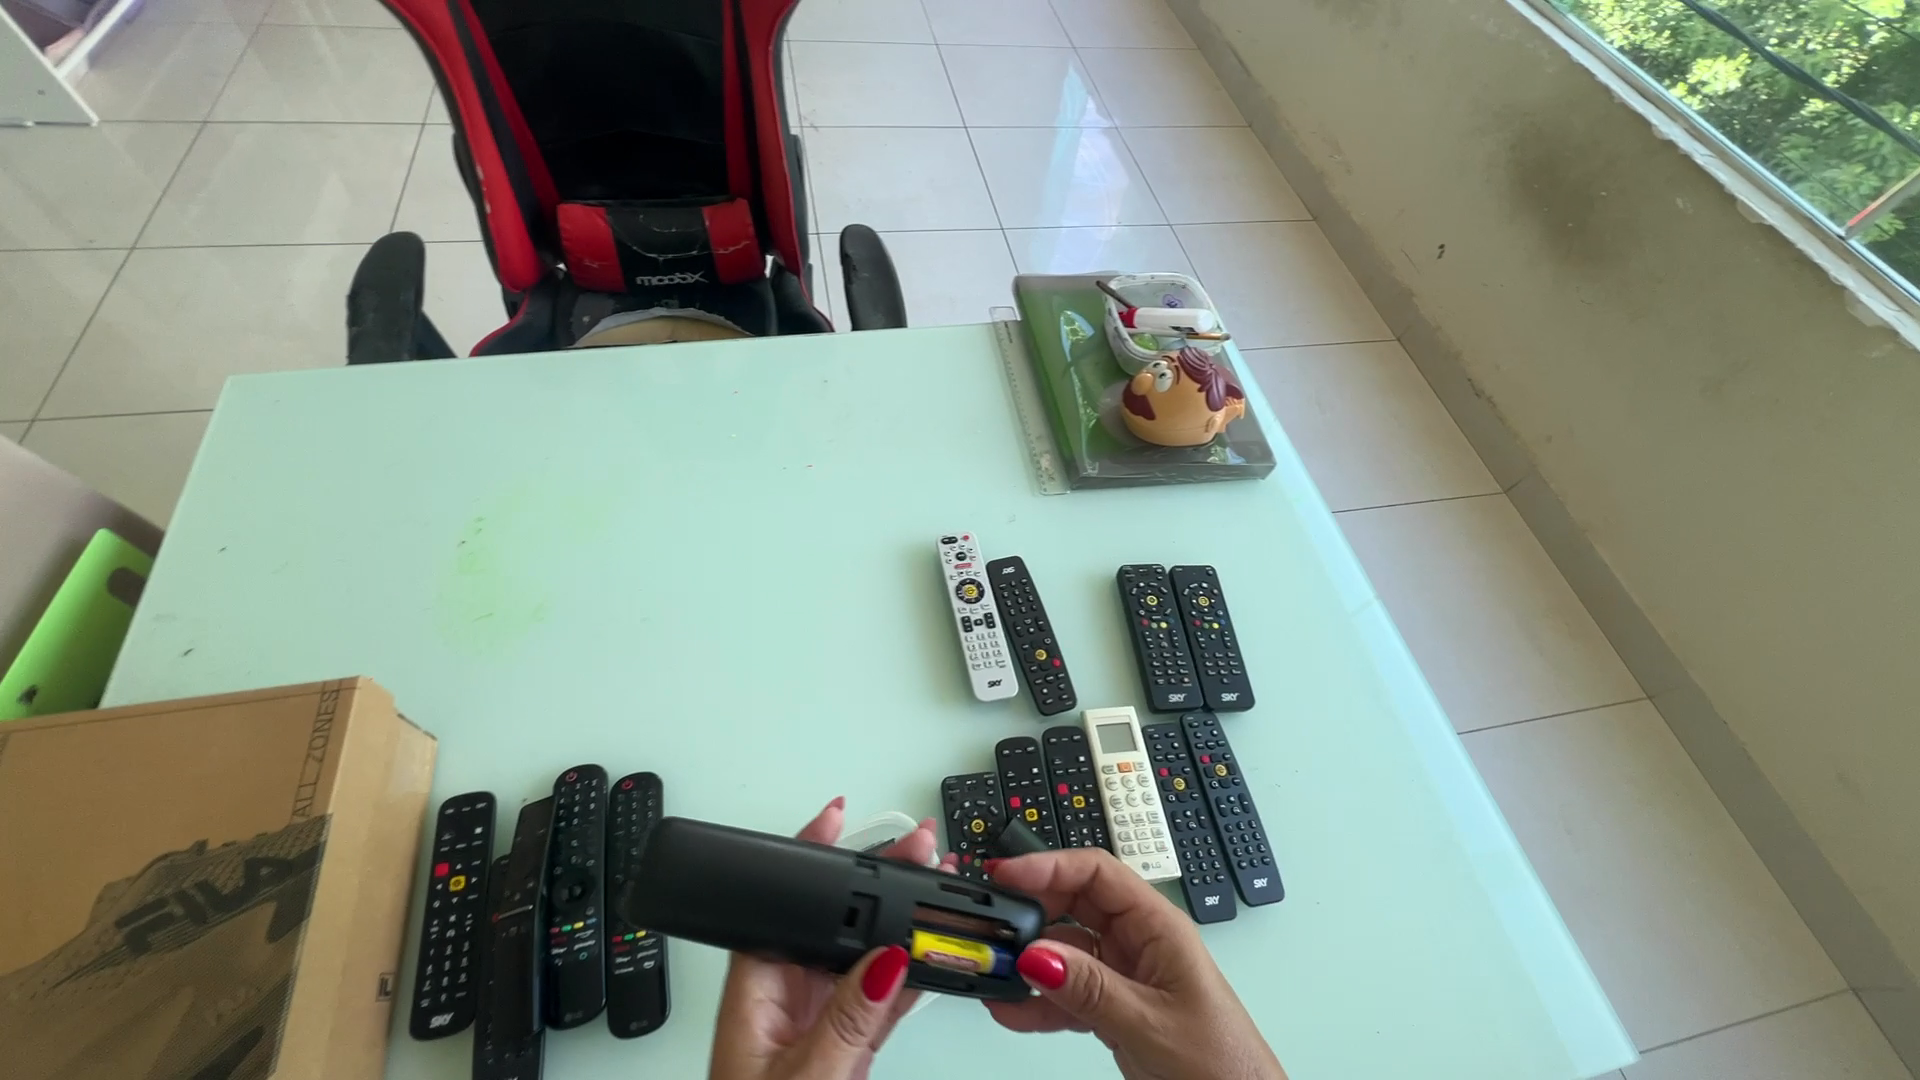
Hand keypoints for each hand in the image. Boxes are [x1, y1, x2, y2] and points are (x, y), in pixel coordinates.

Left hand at [708, 797, 944, 1079]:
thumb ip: (846, 1021)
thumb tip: (886, 959)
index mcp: (757, 995)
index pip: (783, 907)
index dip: (810, 858)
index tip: (837, 817)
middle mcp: (788, 998)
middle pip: (834, 921)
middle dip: (873, 879)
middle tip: (912, 843)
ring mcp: (822, 1021)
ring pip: (867, 953)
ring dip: (901, 919)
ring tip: (933, 881)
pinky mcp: (849, 1046)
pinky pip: (886, 995)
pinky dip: (914, 969)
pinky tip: (935, 946)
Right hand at [983, 848, 1285, 1079]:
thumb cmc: (1224, 1064)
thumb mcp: (1150, 1023)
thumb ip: (1091, 988)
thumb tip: (1036, 954)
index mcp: (1156, 924)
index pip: (1096, 873)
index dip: (1049, 865)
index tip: (1005, 874)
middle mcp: (1137, 940)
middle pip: (1073, 903)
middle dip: (1031, 911)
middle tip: (993, 926)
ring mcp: (1123, 972)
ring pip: (1064, 947)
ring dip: (1030, 962)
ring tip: (997, 974)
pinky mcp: (1113, 1005)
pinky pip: (1066, 990)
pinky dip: (1038, 1001)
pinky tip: (1012, 1011)